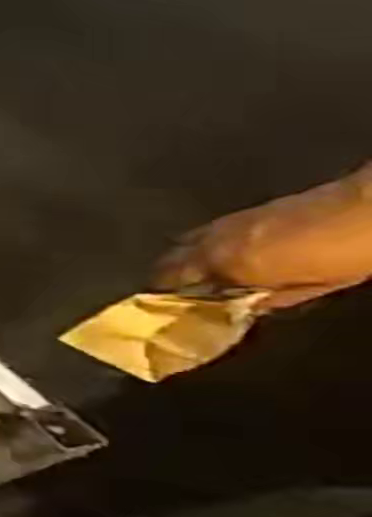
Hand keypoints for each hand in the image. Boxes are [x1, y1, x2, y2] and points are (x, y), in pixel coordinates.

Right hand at [154, 161, 371, 308]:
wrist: (371, 209)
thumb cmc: (345, 256)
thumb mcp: (313, 287)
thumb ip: (268, 298)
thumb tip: (239, 307)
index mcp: (225, 264)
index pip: (171, 280)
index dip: (165, 294)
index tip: (168, 306)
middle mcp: (211, 242)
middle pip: (169, 260)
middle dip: (167, 275)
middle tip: (177, 291)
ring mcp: (223, 224)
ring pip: (182, 243)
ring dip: (183, 258)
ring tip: (197, 273)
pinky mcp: (239, 213)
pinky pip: (204, 232)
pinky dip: (202, 245)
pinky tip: (222, 253)